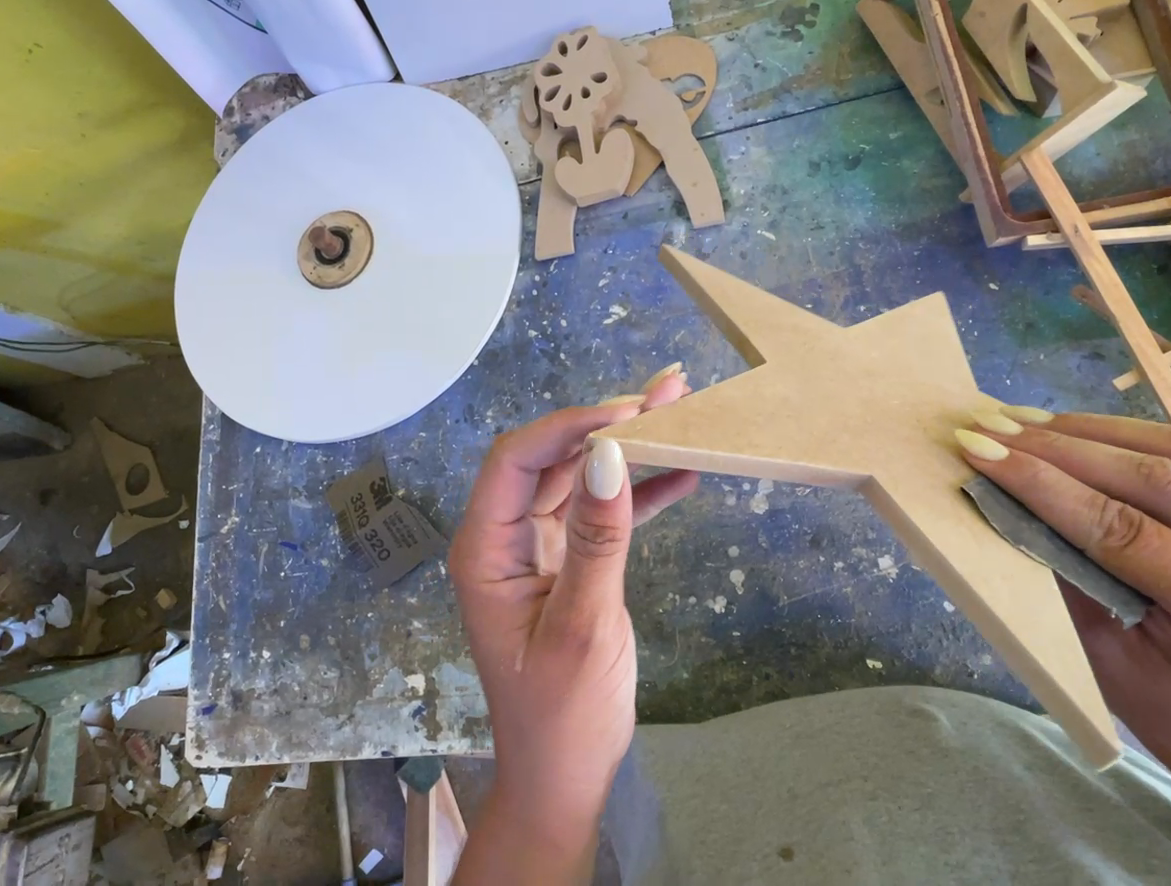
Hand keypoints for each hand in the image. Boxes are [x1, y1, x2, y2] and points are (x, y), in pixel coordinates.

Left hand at [450, 369, 696, 879]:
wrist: (565, 777)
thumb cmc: (562, 714)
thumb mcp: (582, 627)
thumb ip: (597, 539)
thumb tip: (610, 454)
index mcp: (486, 549)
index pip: (517, 460)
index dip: (569, 427)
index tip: (630, 413)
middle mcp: (505, 538)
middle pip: (552, 460)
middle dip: (607, 425)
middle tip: (669, 392)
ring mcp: (538, 549)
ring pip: (580, 480)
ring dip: (629, 450)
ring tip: (684, 413)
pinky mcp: (569, 564)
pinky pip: (603, 516)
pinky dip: (640, 495)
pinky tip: (684, 475)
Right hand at [957, 409, 1170, 811]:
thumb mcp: (1104, 655)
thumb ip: (1068, 574)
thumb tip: (1008, 500)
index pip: (1125, 530)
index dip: (1043, 485)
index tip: (979, 453)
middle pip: (1160, 481)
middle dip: (1060, 449)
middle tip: (990, 427)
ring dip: (1095, 432)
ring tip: (1025, 421)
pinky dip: (1134, 438)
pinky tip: (1080, 431)